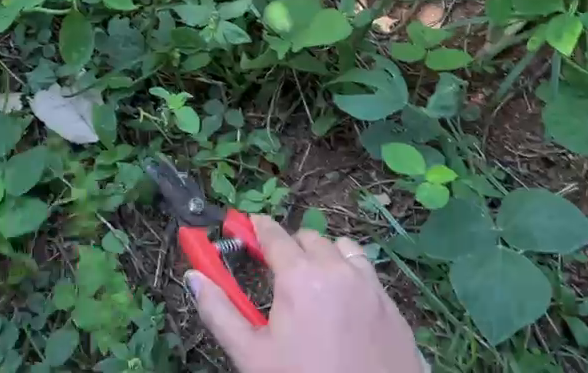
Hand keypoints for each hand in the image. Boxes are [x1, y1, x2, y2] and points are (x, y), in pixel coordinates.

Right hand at [189, 215, 424, 372]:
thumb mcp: (252, 357)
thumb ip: (219, 311)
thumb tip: (193, 276)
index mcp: (300, 276)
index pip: (272, 233)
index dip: (255, 229)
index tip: (244, 230)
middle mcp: (337, 270)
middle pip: (307, 238)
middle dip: (290, 248)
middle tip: (277, 276)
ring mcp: (370, 287)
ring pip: (342, 249)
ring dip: (324, 257)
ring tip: (314, 289)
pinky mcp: (394, 308)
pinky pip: (367, 274)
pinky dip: (351, 277)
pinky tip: (344, 309)